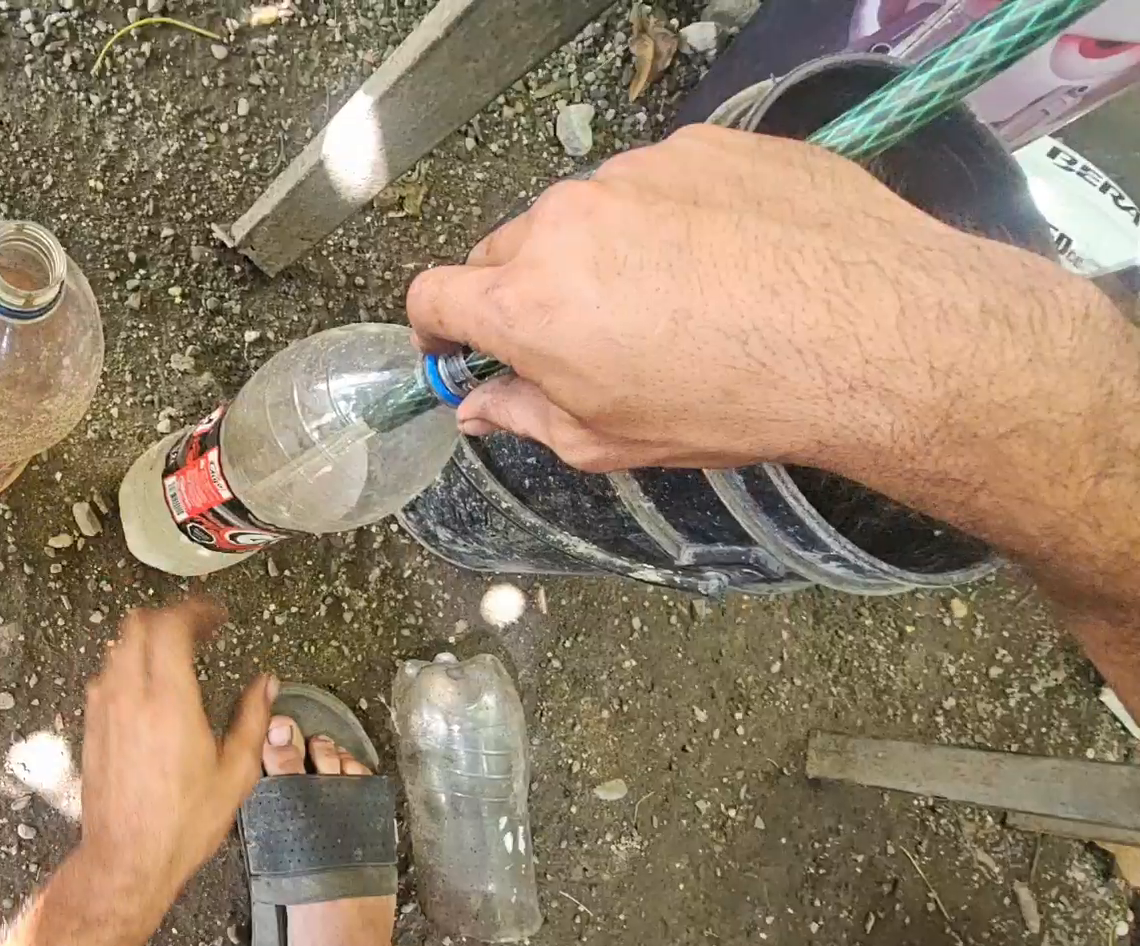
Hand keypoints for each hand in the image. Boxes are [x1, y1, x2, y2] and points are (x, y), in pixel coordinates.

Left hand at [78, 597, 275, 909]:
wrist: (125, 860)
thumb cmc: (184, 822)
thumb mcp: (235, 774)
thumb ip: (252, 718)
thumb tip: (268, 682)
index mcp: (169, 701)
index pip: (171, 626)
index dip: (195, 611)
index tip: (216, 617)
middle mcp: (129, 694)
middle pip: (138, 624)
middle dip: (170, 616)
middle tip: (200, 629)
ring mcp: (104, 707)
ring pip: (118, 645)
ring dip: (147, 638)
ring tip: (178, 653)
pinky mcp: (90, 723)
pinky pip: (106, 672)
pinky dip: (128, 662)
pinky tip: (150, 686)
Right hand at [406, 124, 1091, 476]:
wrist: (879, 337)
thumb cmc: (720, 405)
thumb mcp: (598, 438)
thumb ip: (518, 414)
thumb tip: (473, 406)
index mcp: (522, 303)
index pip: (430, 296)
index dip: (434, 327)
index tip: (459, 347)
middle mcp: (559, 225)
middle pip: (497, 254)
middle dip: (513, 294)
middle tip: (570, 331)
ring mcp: (629, 175)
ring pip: (571, 217)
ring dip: (584, 253)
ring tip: (655, 291)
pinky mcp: (696, 145)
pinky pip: (642, 184)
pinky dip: (651, 218)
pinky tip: (708, 255)